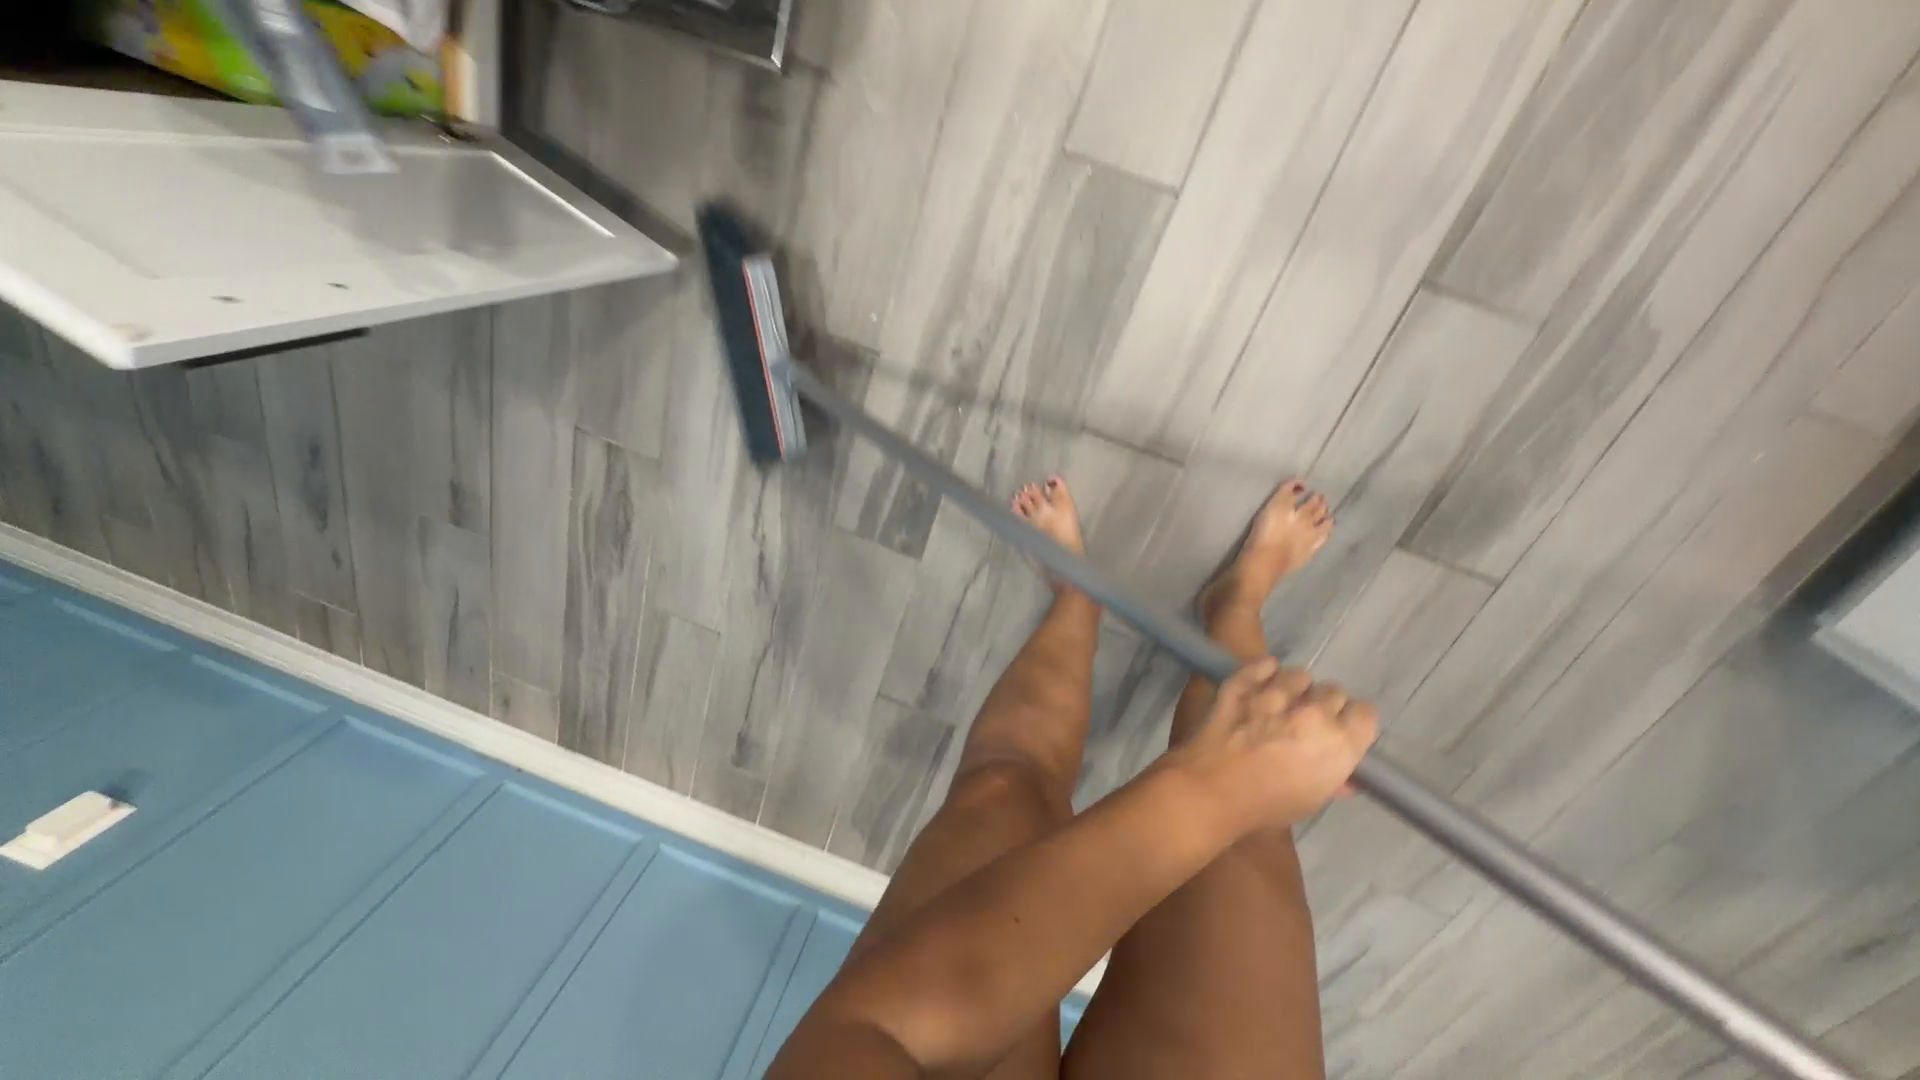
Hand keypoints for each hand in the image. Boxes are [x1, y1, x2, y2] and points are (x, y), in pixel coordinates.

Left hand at [1174, 657, 1378, 831]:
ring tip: (1282, 700)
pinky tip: (1262, 678)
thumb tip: (1348, 777)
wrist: (1211, 792)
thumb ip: (1335, 781)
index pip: (1364, 713)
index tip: (1340, 730)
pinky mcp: (1242, 685)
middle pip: (1333, 692)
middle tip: (1307, 720)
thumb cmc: (1265, 806)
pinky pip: (1261, 665)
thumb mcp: (1311, 801)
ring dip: (1294, 686)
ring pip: (1299, 675)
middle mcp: (1313, 713)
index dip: (1351, 721)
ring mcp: (1275, 695)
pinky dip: (1263, 669)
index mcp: (1339, 744)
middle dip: (1324, 704)